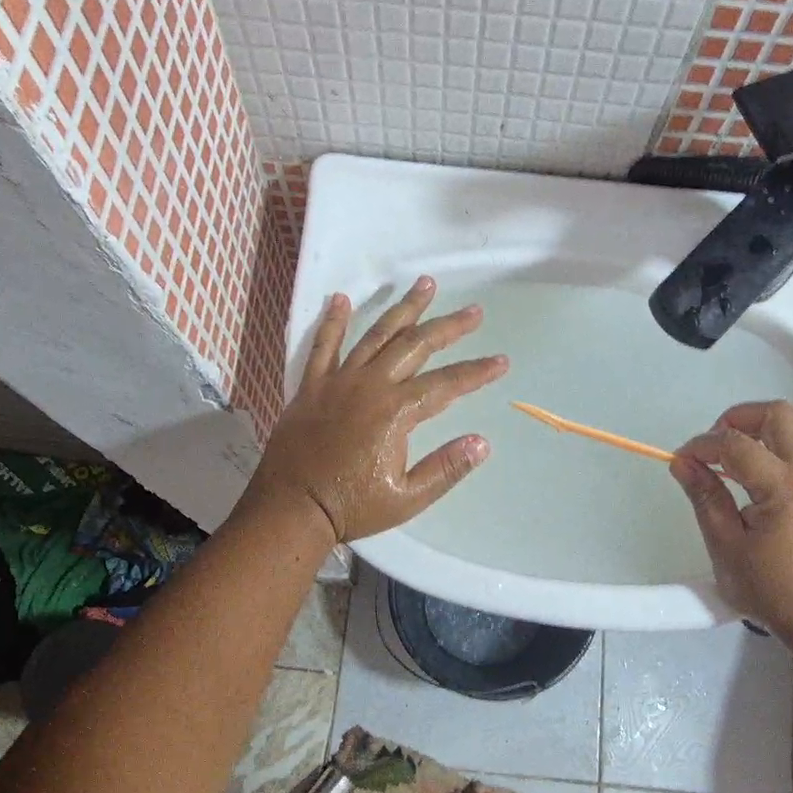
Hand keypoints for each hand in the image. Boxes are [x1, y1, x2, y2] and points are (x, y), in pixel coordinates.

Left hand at [245, 276, 507, 543]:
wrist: (291, 507)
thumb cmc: (352, 507)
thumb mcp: (407, 498)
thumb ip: (446, 468)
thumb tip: (482, 442)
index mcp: (396, 412)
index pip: (446, 384)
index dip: (476, 372)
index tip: (500, 361)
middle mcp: (370, 385)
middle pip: (415, 345)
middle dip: (448, 326)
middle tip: (473, 311)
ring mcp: (338, 381)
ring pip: (375, 334)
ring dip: (403, 309)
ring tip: (424, 285)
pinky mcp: (312, 386)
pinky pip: (323, 345)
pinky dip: (333, 320)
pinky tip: (341, 298)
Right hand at [669, 401, 792, 639]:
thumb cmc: (771, 590)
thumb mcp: (726, 547)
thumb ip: (705, 497)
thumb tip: (682, 462)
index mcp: (783, 488)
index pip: (735, 444)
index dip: (702, 446)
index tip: (683, 460)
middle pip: (779, 414)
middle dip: (740, 419)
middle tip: (717, 446)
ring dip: (778, 422)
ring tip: (752, 443)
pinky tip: (791, 457)